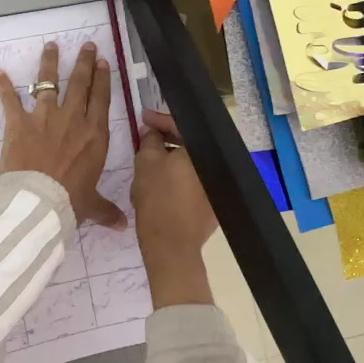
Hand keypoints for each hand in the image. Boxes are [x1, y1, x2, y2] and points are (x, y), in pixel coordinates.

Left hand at [0, 41, 126, 228]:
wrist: (38, 199)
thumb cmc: (70, 200)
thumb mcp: (91, 205)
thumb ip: (106, 210)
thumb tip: (122, 225)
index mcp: (94, 135)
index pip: (101, 100)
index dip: (103, 79)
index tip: (102, 62)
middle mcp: (72, 119)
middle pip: (80, 83)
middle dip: (83, 62)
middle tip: (86, 46)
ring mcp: (45, 117)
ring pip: (48, 82)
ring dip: (50, 63)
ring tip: (51, 46)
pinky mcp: (19, 123)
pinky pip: (10, 100)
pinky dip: (3, 86)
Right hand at [131, 111, 218, 307]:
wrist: (171, 244)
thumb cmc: (158, 198)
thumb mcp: (146, 162)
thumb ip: (150, 140)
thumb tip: (153, 133)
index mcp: (203, 149)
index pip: (181, 123)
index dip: (159, 118)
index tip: (143, 117)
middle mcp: (218, 163)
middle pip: (191, 142)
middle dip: (168, 137)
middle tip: (148, 137)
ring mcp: (220, 184)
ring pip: (194, 161)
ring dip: (175, 156)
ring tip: (154, 158)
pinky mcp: (216, 202)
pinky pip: (197, 179)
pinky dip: (183, 174)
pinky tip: (165, 179)